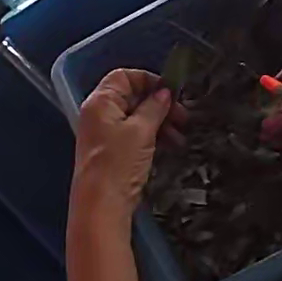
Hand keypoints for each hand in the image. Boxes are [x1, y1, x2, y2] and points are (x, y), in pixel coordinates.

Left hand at [71, 69, 174, 227]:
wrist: (101, 204)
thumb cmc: (118, 162)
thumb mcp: (141, 131)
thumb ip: (154, 107)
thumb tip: (164, 93)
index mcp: (100, 102)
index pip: (124, 76)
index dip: (149, 81)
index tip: (172, 93)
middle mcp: (98, 114)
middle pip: (132, 97)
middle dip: (159, 105)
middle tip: (182, 117)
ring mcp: (104, 134)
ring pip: (136, 118)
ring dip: (159, 123)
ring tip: (180, 138)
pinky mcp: (112, 153)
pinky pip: (134, 136)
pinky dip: (152, 137)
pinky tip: (170, 146)